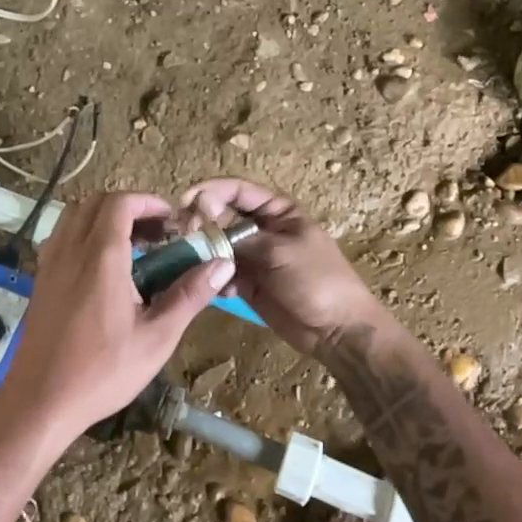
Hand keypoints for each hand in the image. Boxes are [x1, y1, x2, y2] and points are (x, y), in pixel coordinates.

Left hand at [0, 192, 232, 436]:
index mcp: (101, 257)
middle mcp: (71, 250)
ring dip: (103, 218)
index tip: (171, 221)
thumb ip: (189, 295)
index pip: (120, 203)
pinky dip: (83, 235)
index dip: (148, 202)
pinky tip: (102, 268)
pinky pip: (61, 238)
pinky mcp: (40, 280)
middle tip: (156, 233)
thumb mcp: (156, 337)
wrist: (41, 400)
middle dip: (128, 207)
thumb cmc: (102, 371)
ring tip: (132, 247)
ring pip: (74, 216)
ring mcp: (50, 264)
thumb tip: (222, 264)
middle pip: (95, 202)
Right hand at [181, 179, 387, 357]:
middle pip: (222, 217)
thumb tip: (203, 209)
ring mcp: (254, 257)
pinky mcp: (248, 283)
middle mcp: (262, 229)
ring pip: (218, 246)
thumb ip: (239, 233)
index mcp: (277, 211)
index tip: (185, 201)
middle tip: (183, 235)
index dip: (210, 192)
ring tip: (194, 264)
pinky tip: (220, 290)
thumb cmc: (317, 280)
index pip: (237, 191)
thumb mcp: (280, 251)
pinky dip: (216, 278)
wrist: (337, 330)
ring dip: (204, 252)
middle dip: (202, 223)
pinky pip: (222, 273)